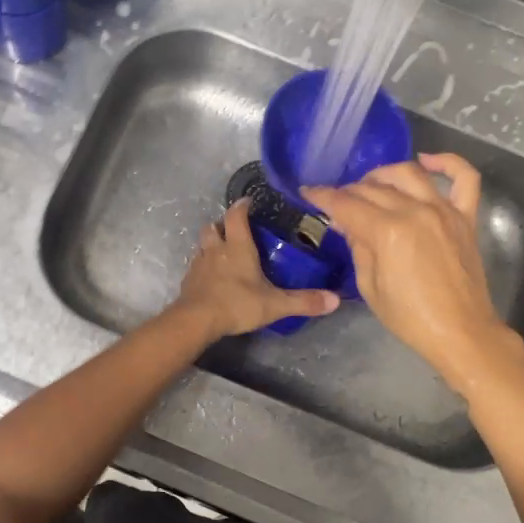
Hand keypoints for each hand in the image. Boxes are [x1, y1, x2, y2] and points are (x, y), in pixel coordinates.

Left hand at [172, 199, 339, 338]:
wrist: (196, 321)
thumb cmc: (237, 304)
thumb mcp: (275, 304)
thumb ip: (303, 301)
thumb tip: (335, 300)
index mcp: (237, 246)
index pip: (236, 215)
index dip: (241, 206)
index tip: (247, 202)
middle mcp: (216, 249)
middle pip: (213, 226)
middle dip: (222, 224)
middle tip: (234, 230)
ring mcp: (198, 264)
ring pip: (202, 244)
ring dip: (211, 244)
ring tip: (223, 252)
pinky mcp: (188, 280)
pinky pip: (196, 265)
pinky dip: (203, 266)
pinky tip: (212, 277)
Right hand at [303, 154, 521, 384]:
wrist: (460, 333)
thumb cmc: (410, 318)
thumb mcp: (370, 286)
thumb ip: (359, 246)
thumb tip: (348, 223)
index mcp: (389, 232)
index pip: (347, 204)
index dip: (323, 197)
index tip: (308, 192)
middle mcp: (416, 212)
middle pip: (374, 188)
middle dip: (349, 191)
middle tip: (338, 202)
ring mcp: (444, 211)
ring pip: (410, 173)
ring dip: (384, 174)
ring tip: (371, 184)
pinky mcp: (466, 217)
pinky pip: (464, 178)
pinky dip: (447, 163)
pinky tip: (427, 161)